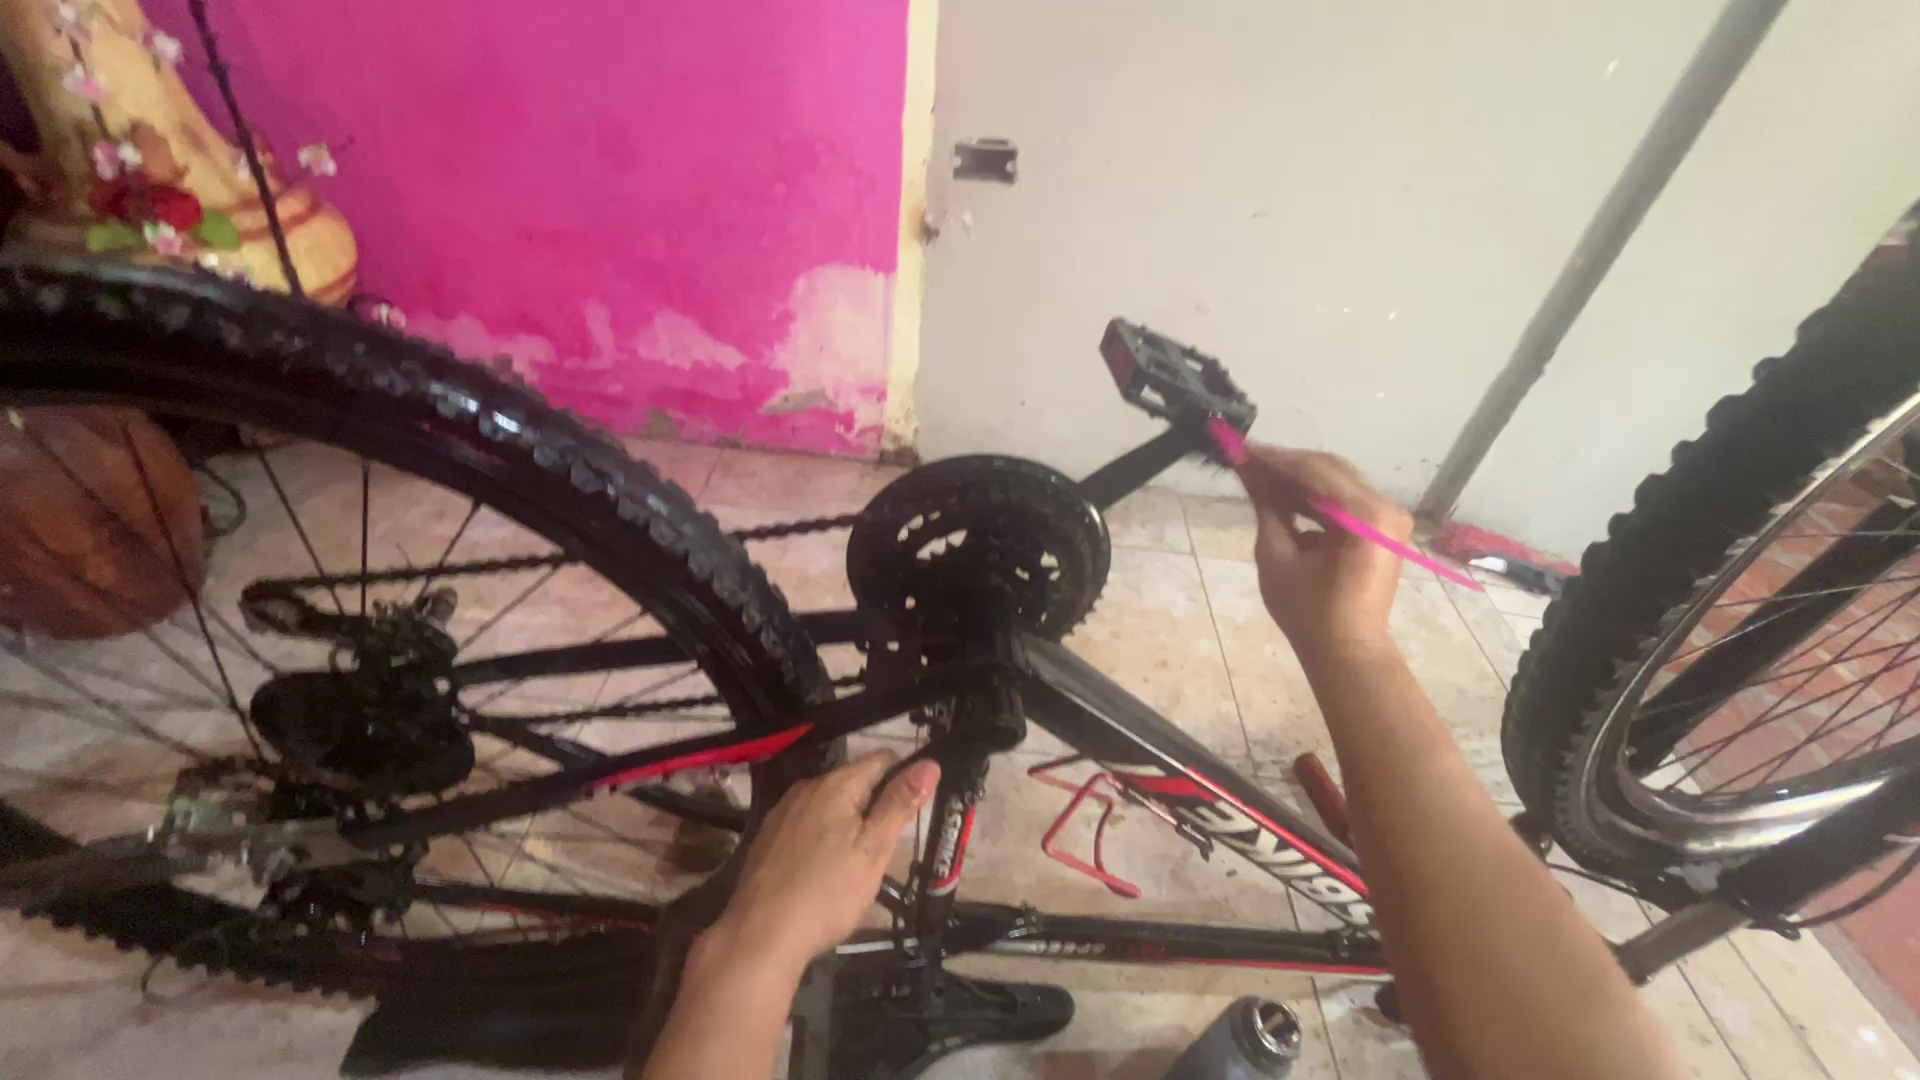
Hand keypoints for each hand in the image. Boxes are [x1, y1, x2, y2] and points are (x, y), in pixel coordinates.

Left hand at [705, 751, 939, 976]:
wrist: (759, 937)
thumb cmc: (826, 893)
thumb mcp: (873, 850)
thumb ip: (900, 803)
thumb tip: (929, 763)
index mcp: (836, 784)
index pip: (883, 759)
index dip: (904, 778)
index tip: (912, 811)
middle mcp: (806, 787)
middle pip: (855, 781)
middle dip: (875, 805)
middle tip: (884, 848)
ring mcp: (783, 812)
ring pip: (830, 804)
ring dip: (848, 821)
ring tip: (856, 863)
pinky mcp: (768, 837)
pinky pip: (807, 823)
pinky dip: (822, 836)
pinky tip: (823, 870)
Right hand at [1234, 445, 1412, 659]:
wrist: (1346, 649)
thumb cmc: (1307, 612)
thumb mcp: (1277, 556)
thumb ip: (1267, 506)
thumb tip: (1247, 469)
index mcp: (1365, 518)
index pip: (1314, 471)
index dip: (1273, 459)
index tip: (1239, 449)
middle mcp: (1385, 508)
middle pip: (1329, 468)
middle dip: (1285, 463)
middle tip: (1245, 459)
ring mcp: (1387, 516)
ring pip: (1336, 479)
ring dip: (1297, 476)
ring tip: (1257, 474)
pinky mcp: (1381, 525)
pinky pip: (1343, 497)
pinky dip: (1313, 493)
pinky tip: (1282, 493)